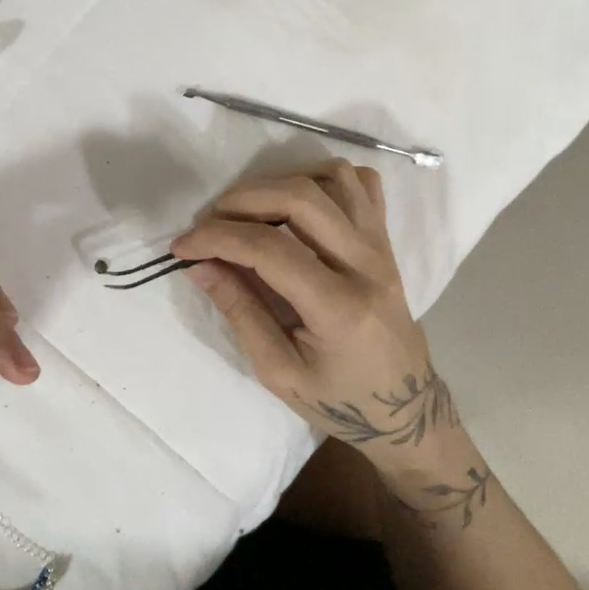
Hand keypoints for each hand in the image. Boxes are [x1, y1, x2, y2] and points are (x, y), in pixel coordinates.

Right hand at [174, 161, 466, 483]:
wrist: (405, 411)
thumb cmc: (339, 401)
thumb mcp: (279, 372)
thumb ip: (240, 312)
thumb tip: (199, 265)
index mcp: (339, 308)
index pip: (269, 248)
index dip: (216, 238)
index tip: (182, 246)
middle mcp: (367, 266)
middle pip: (300, 198)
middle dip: (241, 200)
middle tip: (209, 223)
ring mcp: (382, 248)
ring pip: (333, 178)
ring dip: (280, 182)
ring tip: (248, 210)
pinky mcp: (387, 241)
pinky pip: (361, 184)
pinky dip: (323, 178)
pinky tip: (294, 202)